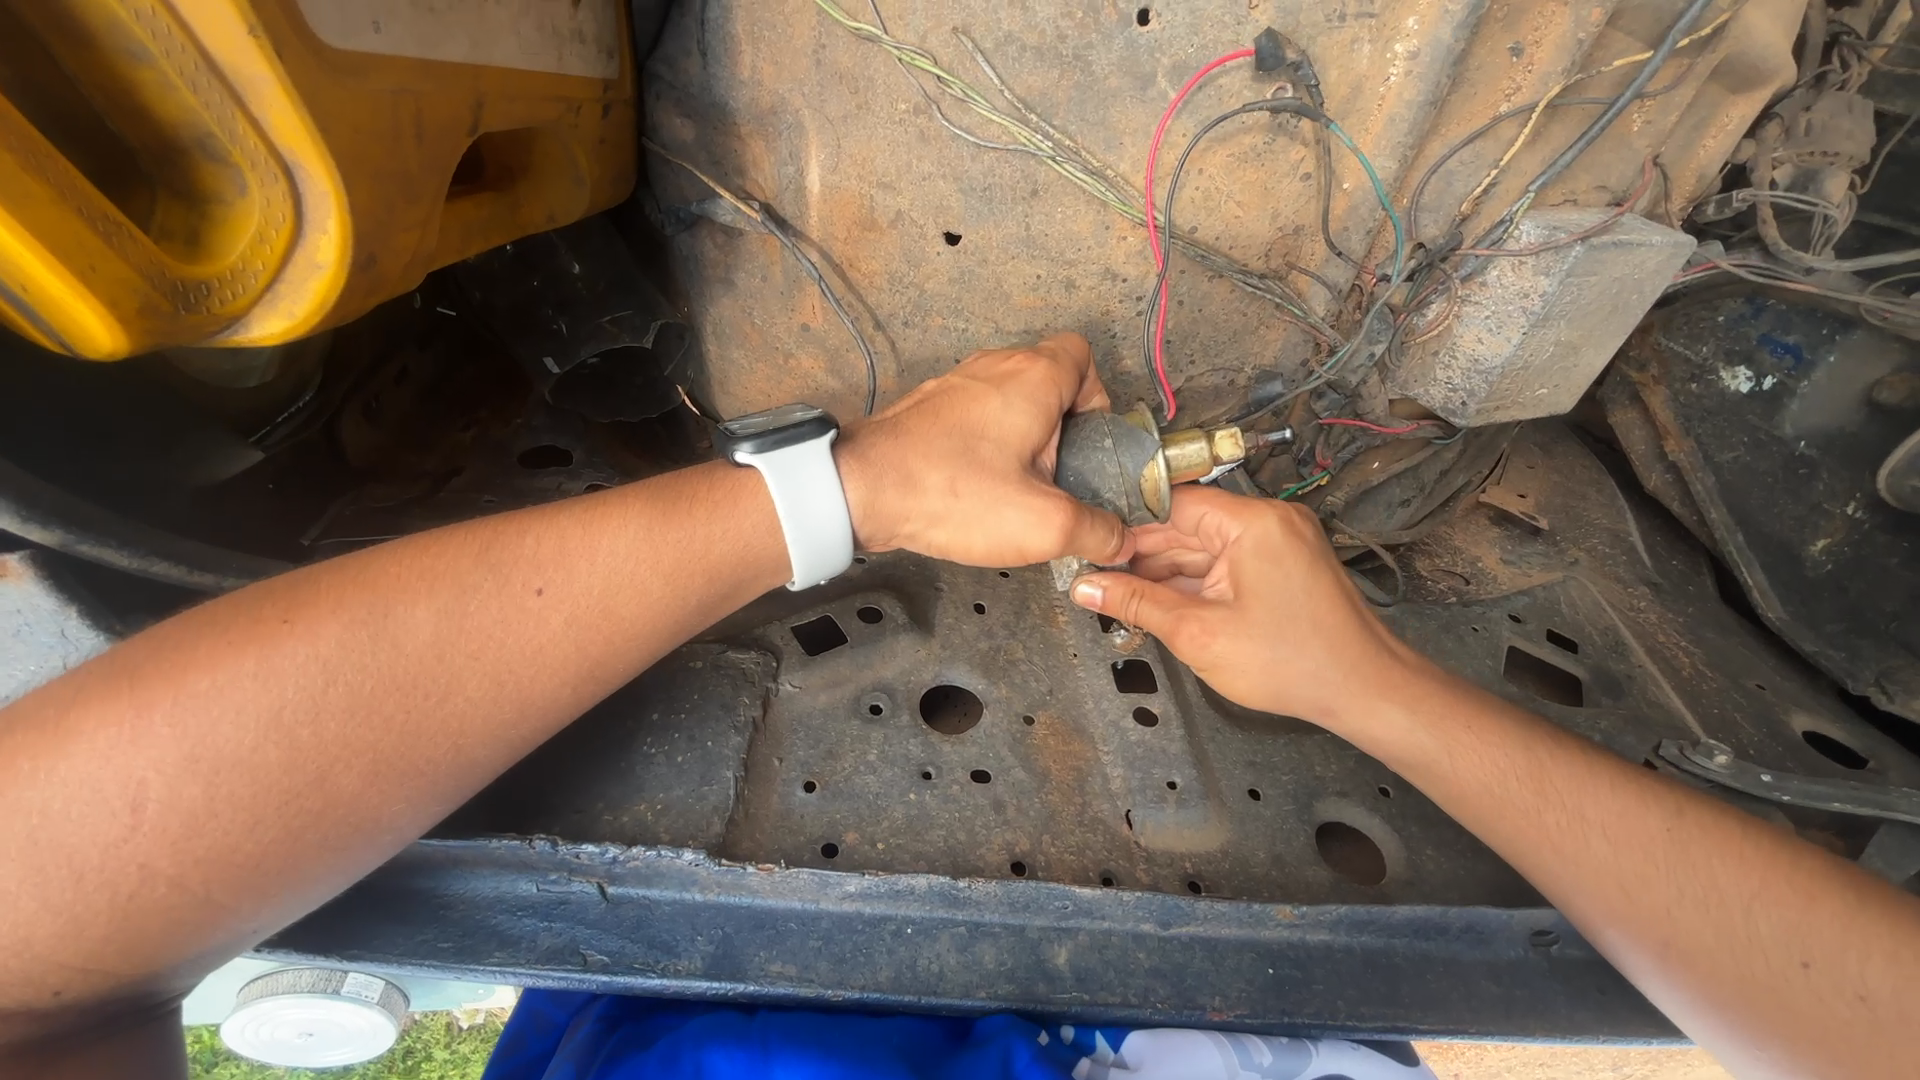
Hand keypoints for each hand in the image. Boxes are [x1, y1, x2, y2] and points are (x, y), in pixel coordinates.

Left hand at [836, 333, 1134, 567]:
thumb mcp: (1043, 524)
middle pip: (1049, 380)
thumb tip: (1118, 540)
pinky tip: (978, 486)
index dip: (1097, 398)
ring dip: (1024, 439)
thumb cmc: (953, 493)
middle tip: (1057, 476)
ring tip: (1018, 488)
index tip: (1090, 444)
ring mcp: (956, 383)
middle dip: (1062, 430)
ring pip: (1011, 399)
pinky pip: (977, 416)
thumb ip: (1096, 530)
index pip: (1083, 355)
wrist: (863, 490)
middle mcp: (994, 366)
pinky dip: (988, 444)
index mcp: (1033, 376)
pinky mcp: (929, 407)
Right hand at [1068, 485, 1427, 730]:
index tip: (1089, 547)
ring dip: (1161, 572)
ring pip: (1200, 547)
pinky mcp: (1278, 565)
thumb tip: (1082, 587)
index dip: (1126, 525)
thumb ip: (1136, 603)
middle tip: (1092, 577)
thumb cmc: (1288, 663)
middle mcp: (1265, 520)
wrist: (1365, 691)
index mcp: (1251, 522)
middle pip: (1184, 526)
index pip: (1171, 503)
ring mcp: (1275, 542)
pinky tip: (1155, 600)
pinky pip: (1221, 564)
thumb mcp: (1198, 633)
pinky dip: (1190, 583)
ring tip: (1115, 593)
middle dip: (1140, 554)